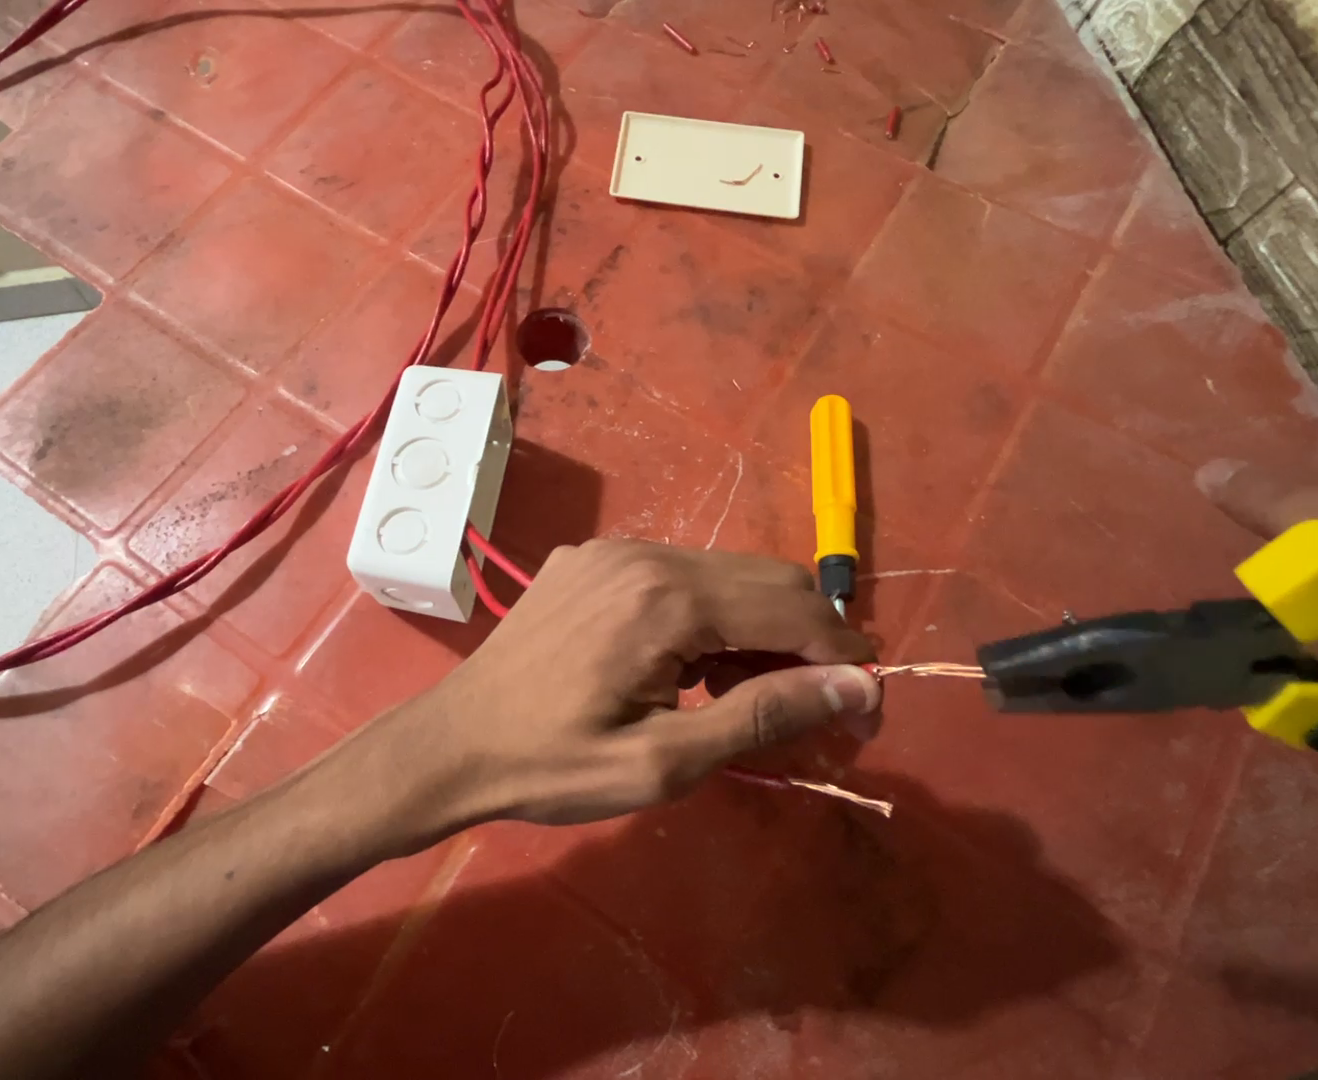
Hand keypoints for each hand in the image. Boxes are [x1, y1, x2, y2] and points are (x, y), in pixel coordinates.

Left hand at [354, 539, 880, 833]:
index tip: (863, 715)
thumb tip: (857, 684)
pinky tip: (683, 663)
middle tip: (807, 708)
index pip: (795, 608)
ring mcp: (610, 550)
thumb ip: (764, 713)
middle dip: (805, 639)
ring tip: (738, 692)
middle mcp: (643, 553)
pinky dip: (705, 611)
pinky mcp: (586, 559)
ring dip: (754, 626)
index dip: (843, 659)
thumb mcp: (666, 760)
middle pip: (766, 577)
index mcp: (667, 598)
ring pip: (722, 573)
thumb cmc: (554, 765)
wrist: (454, 744)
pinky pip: (674, 572)